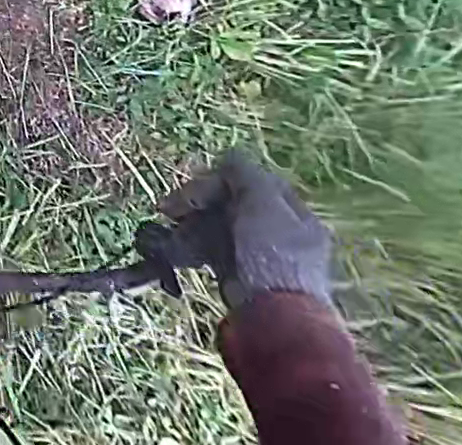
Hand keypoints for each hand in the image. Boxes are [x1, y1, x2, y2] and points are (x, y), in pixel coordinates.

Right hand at [159, 150, 332, 308]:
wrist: (272, 308)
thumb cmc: (271, 251)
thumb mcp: (264, 203)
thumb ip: (247, 174)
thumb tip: (232, 153)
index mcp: (291, 213)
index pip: (247, 180)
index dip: (217, 179)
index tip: (196, 190)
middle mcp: (276, 227)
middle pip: (226, 198)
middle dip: (195, 199)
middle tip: (170, 207)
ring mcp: (255, 247)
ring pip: (212, 218)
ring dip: (188, 218)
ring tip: (170, 224)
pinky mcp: (235, 264)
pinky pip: (207, 241)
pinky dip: (190, 239)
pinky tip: (178, 244)